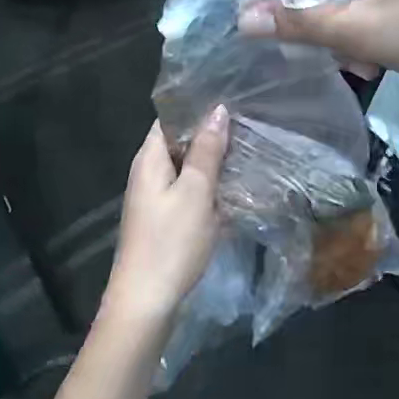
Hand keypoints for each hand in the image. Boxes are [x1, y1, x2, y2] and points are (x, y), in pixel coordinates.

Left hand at [97, 110, 229, 347]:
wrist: (147, 299)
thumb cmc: (171, 241)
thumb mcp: (195, 192)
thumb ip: (206, 151)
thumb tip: (217, 111)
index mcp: (149, 159)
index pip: (170, 118)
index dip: (197, 108)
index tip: (232, 99)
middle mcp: (148, 173)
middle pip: (180, 143)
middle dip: (211, 136)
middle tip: (251, 124)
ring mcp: (155, 198)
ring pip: (188, 170)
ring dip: (213, 164)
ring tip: (251, 150)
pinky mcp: (165, 220)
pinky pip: (189, 194)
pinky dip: (209, 189)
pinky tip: (235, 188)